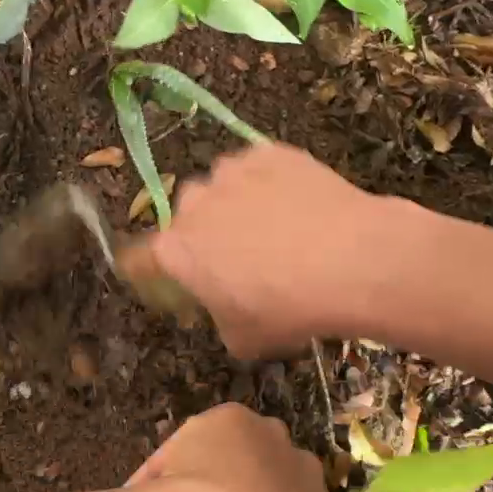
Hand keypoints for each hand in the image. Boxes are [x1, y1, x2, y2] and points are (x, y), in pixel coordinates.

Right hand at [122, 144, 399, 358]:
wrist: (353, 261)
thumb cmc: (289, 309)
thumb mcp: (243, 339)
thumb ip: (219, 317)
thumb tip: (227, 306)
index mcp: (176, 252)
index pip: (139, 258)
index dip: (148, 268)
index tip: (163, 275)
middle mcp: (194, 204)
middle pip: (185, 218)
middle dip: (202, 234)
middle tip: (236, 257)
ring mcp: (231, 172)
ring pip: (221, 186)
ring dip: (234, 204)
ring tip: (274, 226)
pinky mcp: (269, 152)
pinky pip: (258, 168)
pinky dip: (270, 183)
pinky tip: (299, 205)